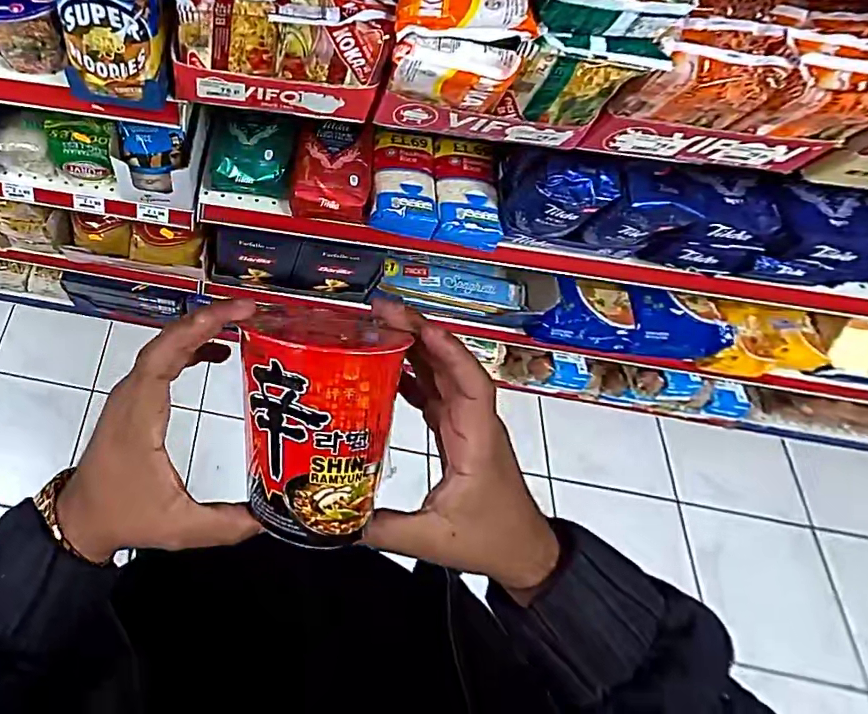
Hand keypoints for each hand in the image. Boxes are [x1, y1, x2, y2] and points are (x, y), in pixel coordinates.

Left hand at [55, 301, 262, 561]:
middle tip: (247, 309)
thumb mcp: (178, 527)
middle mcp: (133, 393)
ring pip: (165, 345)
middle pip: (168, 339)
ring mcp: (133, 391)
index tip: (232, 314)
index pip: (164, 355)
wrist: (80, 518)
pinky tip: (218, 351)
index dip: (197, 328)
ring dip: (200, 328)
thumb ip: (226, 524)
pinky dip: (190, 346)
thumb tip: (271, 515)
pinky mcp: (137, 396)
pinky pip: (164, 358)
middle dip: (208, 318)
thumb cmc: (123, 515)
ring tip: (238, 320)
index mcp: (140, 414)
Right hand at [364, 300, 560, 601]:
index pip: (470, 382)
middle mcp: (473, 423)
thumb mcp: (435, 542)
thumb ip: (385, 529)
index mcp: (476, 441)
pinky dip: (413, 374)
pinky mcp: (456, 431)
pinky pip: (434, 391)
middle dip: (419, 332)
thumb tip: (341, 518)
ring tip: (381, 326)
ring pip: (441, 373)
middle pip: (450, 364)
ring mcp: (465, 424)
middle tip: (383, 312)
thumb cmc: (496, 542)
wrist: (526, 554)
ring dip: (415, 346)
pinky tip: (390, 367)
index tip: (421, 327)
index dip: (448, 350)